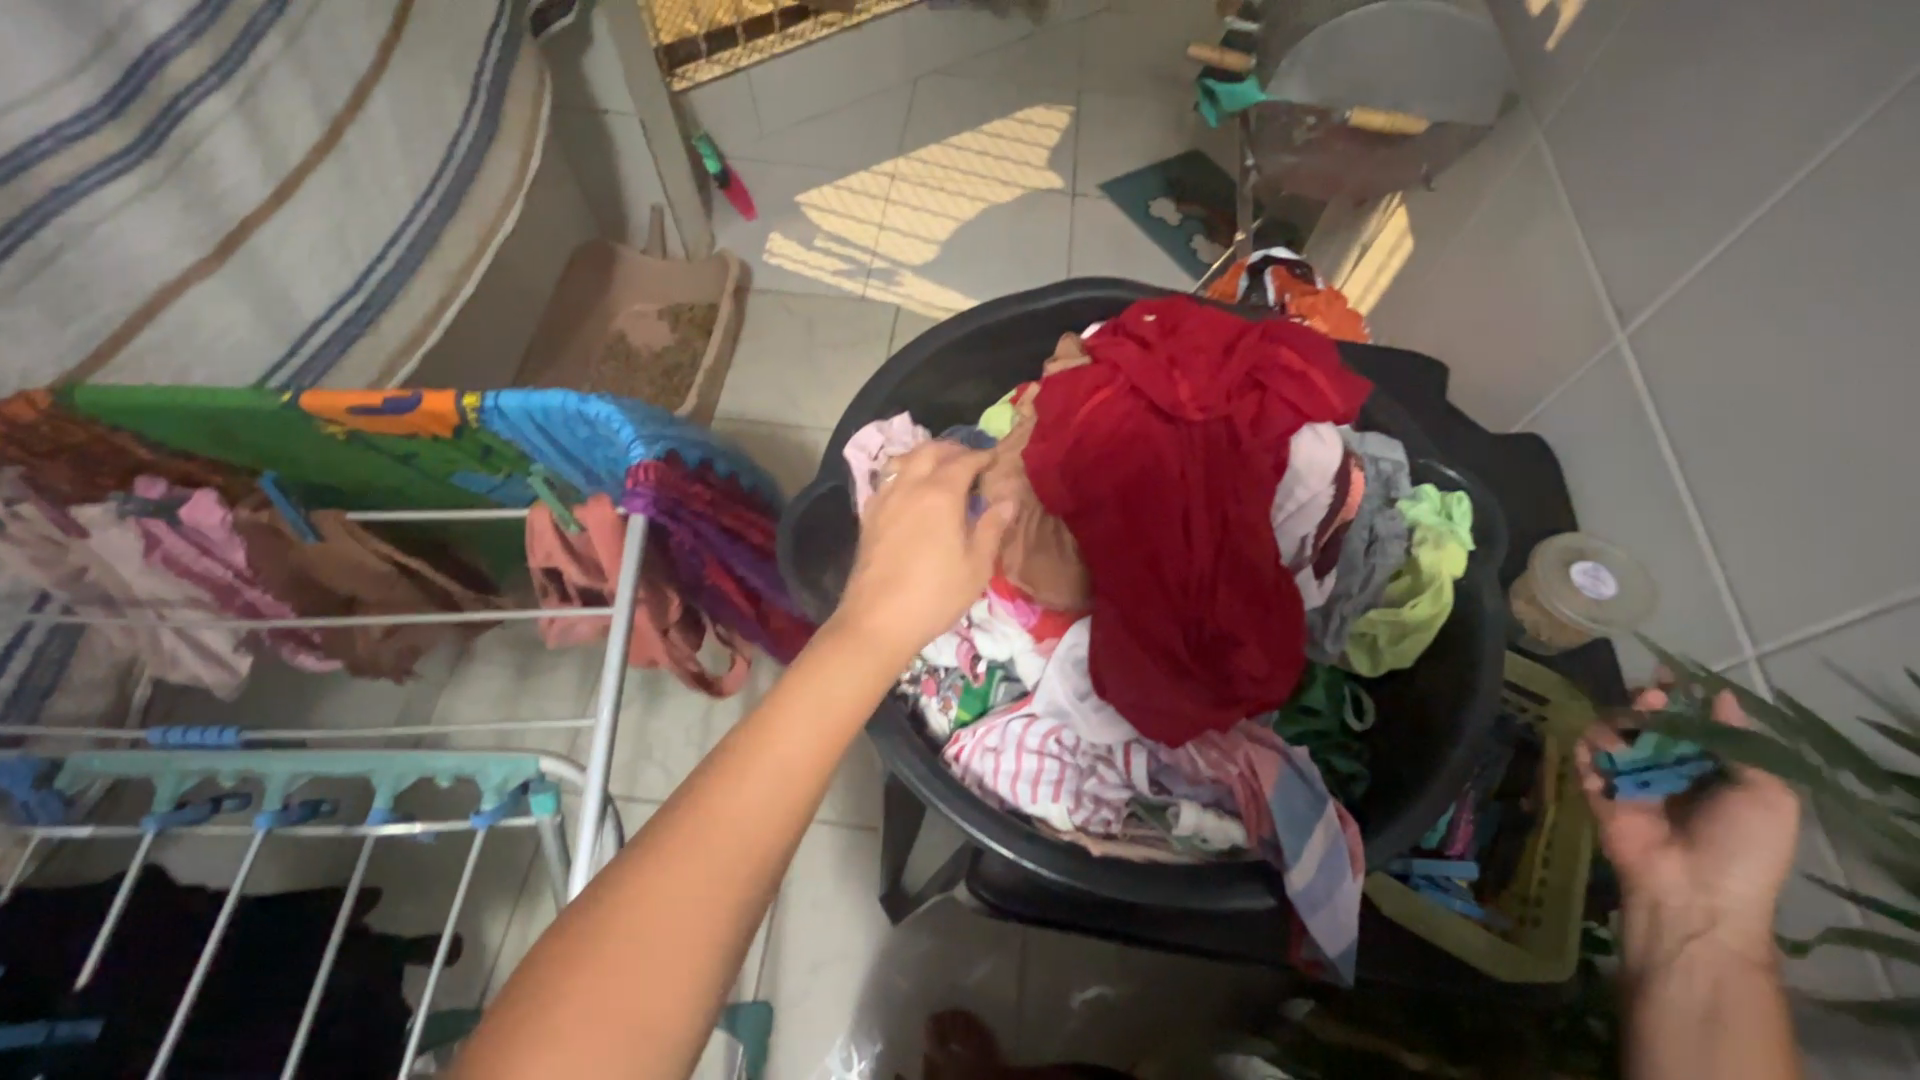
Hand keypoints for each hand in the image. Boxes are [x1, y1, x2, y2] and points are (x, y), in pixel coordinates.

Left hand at [831, 442, 1013, 660]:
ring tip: (940, 469)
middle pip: (929, 451)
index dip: (982, 456)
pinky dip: (903, 474)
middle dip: (952, 449)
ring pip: (903, 461)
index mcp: (940, 494)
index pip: (964, 461)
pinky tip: (911, 493)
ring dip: (924, 456)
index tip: (995, 458)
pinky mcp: (868, 517)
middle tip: (970, 459)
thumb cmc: (935, 595)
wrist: (878, 620)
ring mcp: (884, 500)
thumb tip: (1008, 500)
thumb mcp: (976, 566)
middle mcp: (909, 487)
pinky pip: (887, 481)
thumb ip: (992, 527)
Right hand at [1576, 683, 1800, 973]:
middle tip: (1650, 696)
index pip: (1691, 724)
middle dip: (1646, 704)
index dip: (1682, 699)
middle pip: (1648, 723)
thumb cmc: (1743, 846)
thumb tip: (1722, 697)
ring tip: (1628, 729)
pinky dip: (1589, 752)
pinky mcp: (1599, 793)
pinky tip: (1602, 756)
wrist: (1695, 891)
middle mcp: (1669, 770)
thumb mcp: (1767, 795)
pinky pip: (1586, 761)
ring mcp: (1631, 781)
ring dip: (1617, 723)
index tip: (1672, 675)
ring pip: (1613, 735)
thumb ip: (1740, 745)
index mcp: (1710, 770)